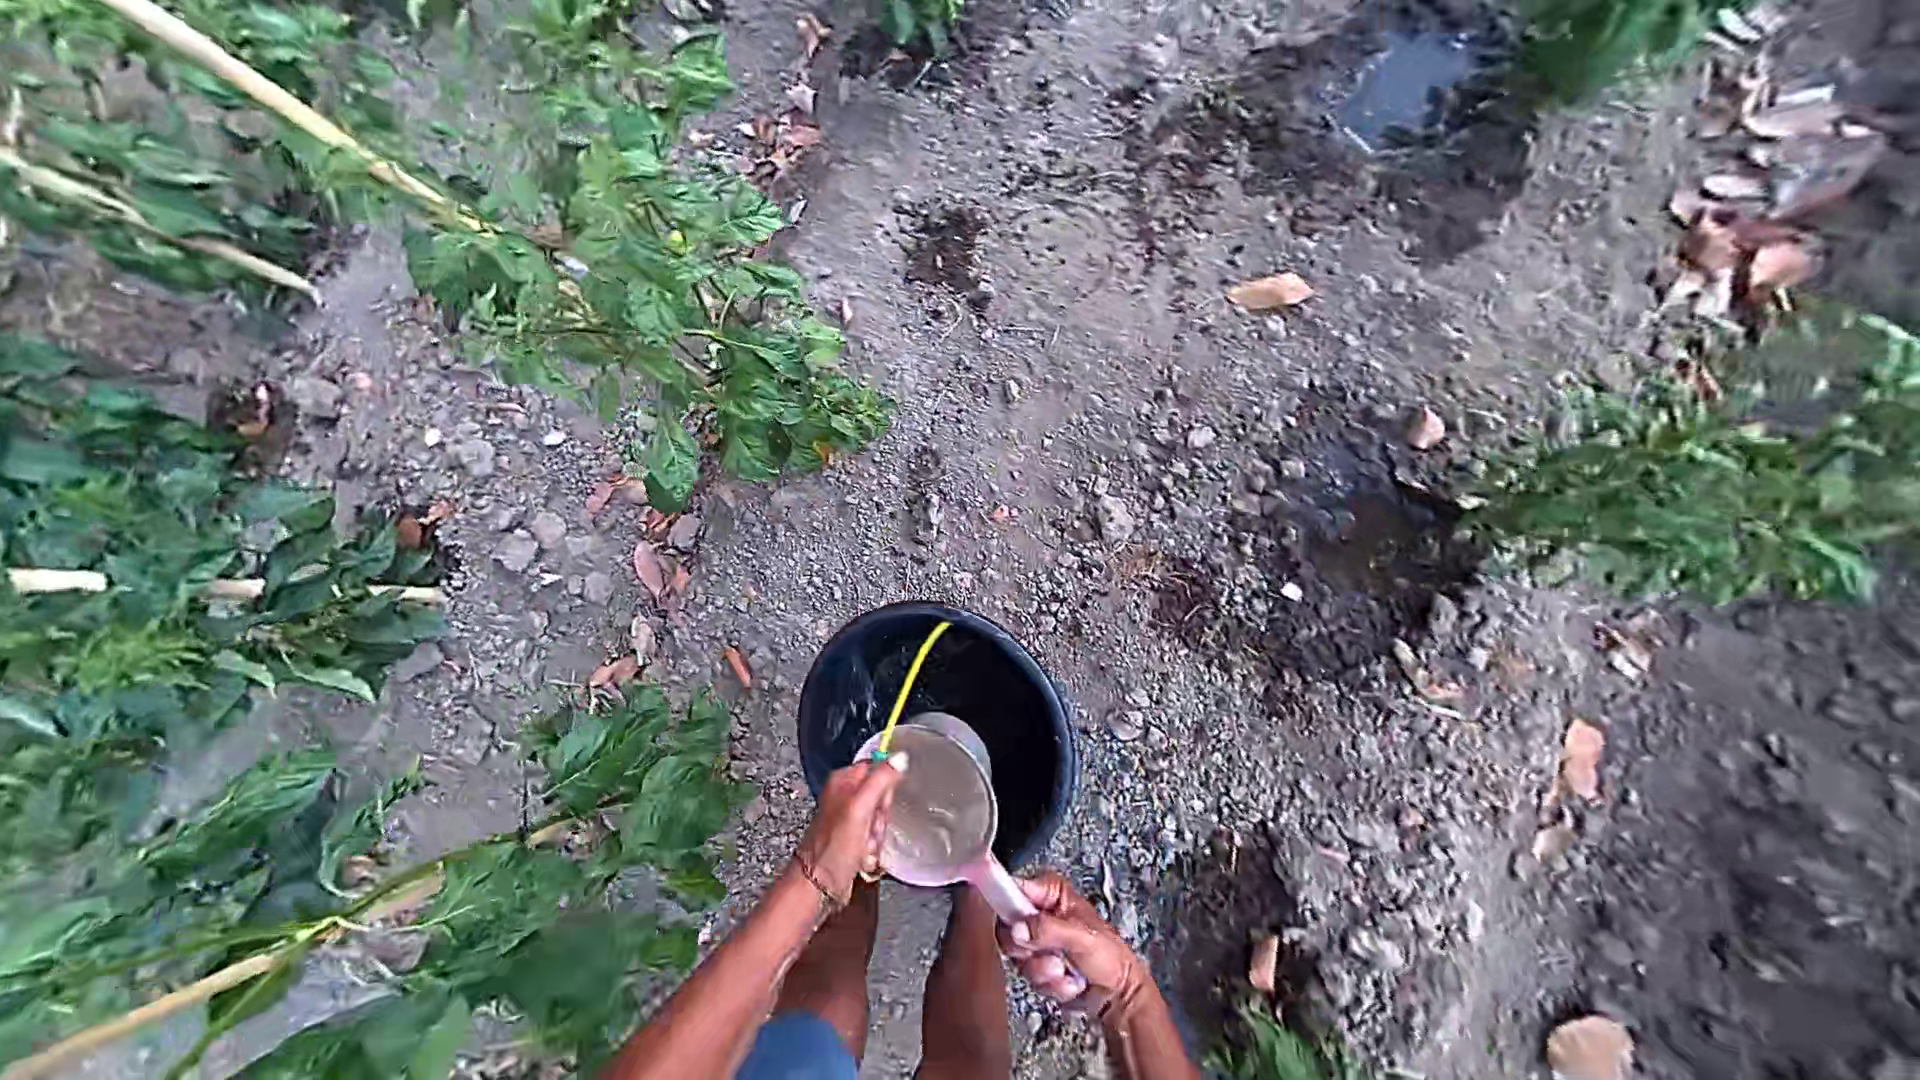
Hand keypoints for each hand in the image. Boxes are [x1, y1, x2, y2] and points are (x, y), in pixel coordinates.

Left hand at [792, 756, 907, 905]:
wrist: (819, 885)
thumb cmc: (834, 847)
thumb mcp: (860, 807)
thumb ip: (881, 779)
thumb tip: (901, 757)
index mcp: (843, 780)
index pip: (878, 767)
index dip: (886, 785)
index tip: (882, 801)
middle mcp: (845, 796)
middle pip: (882, 794)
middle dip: (882, 814)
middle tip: (870, 826)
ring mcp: (850, 817)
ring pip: (881, 817)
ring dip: (878, 834)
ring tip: (865, 844)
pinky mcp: (854, 837)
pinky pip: (876, 835)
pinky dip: (874, 846)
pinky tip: (864, 854)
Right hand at [996, 871, 1147, 1019]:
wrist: (1119, 994)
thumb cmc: (1110, 956)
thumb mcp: (1081, 936)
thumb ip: (1048, 929)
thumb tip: (1017, 928)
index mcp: (1050, 892)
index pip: (1013, 889)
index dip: (1012, 911)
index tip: (1021, 932)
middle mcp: (1039, 912)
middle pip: (1009, 928)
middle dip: (1032, 952)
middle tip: (1053, 957)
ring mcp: (1036, 939)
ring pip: (1018, 956)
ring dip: (1045, 972)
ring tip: (1068, 971)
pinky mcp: (1036, 963)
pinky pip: (1027, 976)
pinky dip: (1050, 985)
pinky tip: (1069, 982)